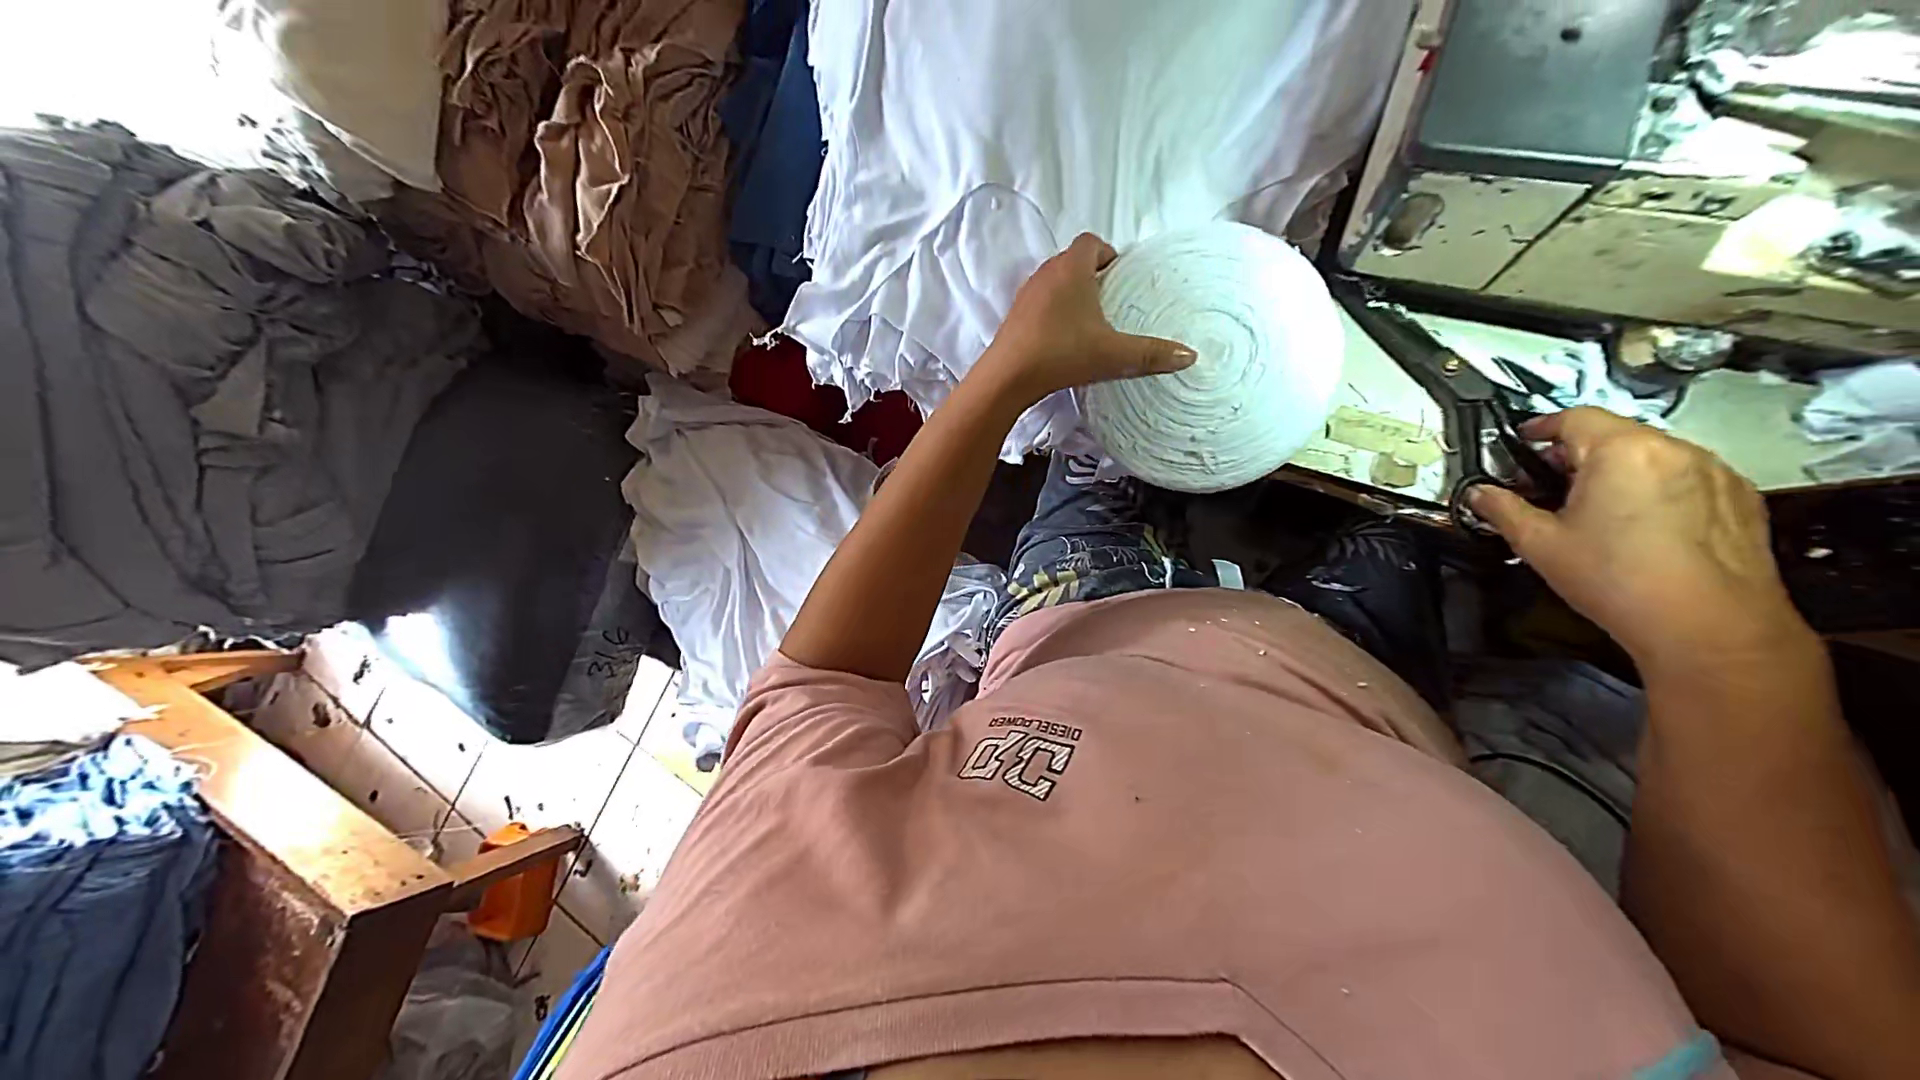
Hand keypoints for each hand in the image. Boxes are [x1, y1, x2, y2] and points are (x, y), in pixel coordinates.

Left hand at [972, 233, 1196, 404]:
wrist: (1008, 376)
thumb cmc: (1061, 354)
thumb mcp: (1113, 355)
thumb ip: (1151, 354)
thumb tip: (1189, 356)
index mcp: (1071, 269)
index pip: (1092, 242)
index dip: (1108, 253)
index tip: (1120, 274)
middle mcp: (1046, 273)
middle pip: (1072, 260)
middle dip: (1091, 274)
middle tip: (1110, 298)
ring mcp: (1025, 294)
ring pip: (1053, 281)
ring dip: (1070, 293)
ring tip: (1088, 319)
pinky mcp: (1013, 316)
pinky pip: (1038, 303)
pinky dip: (1052, 311)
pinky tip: (1061, 338)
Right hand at [1468, 408, 1812, 673]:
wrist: (1708, 625)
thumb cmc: (1614, 578)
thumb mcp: (1539, 543)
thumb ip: (1503, 509)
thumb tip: (1479, 494)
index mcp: (1621, 452)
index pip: (1575, 417)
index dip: (1541, 427)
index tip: (1522, 443)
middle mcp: (1674, 450)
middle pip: (1614, 434)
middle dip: (1576, 454)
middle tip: (1548, 486)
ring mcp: (1715, 472)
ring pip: (1651, 455)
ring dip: (1617, 470)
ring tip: (1595, 509)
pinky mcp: (1740, 497)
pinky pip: (1685, 477)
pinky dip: (1655, 488)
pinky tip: (1640, 526)